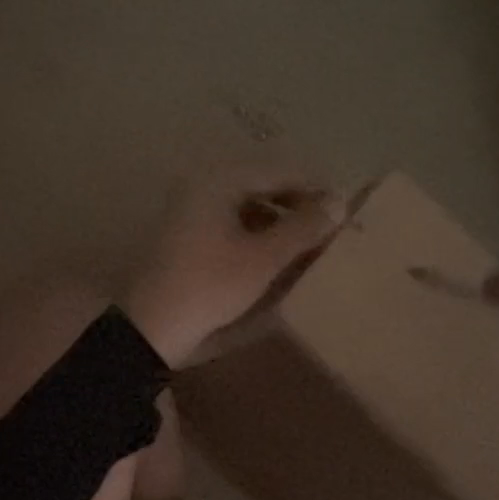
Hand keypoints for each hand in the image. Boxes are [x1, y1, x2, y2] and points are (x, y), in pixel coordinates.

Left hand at [124, 170, 337, 365]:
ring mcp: (191, 211)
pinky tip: (275, 258)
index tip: (347, 211)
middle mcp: (202, 186)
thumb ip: (303, 227)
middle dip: (298, 207)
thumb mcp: (263, 258)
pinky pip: (232, 225)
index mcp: (219, 181)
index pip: (281, 172)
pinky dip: (257, 236)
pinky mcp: (186, 237)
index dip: (317, 189)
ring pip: (248, 207)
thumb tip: (340, 201)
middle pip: (264, 186)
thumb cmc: (209, 286)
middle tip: (330, 231)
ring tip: (308, 247)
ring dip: (279, 223)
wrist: (150, 327)